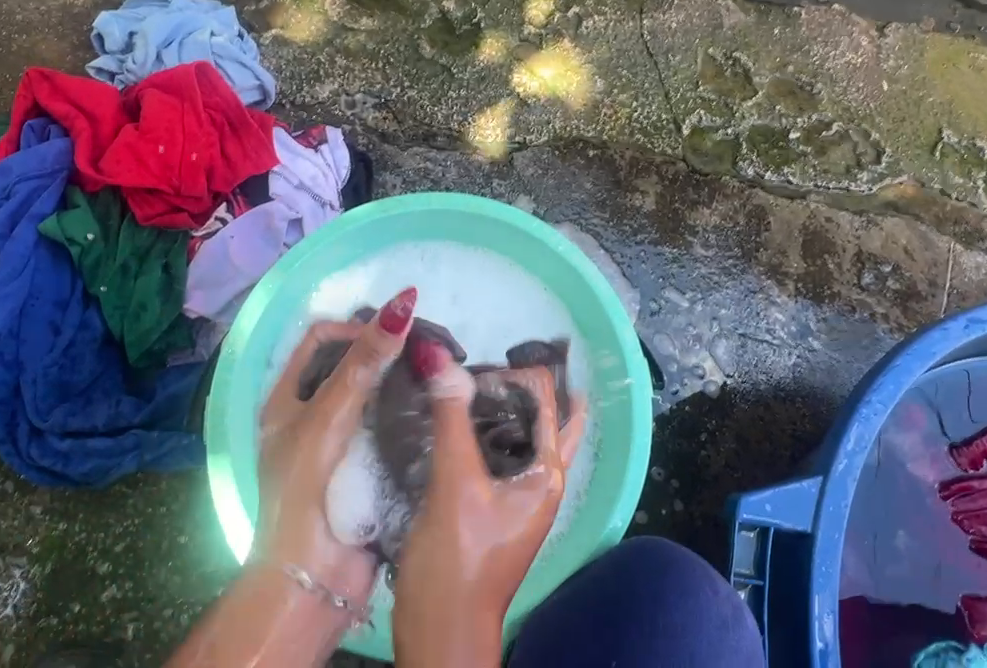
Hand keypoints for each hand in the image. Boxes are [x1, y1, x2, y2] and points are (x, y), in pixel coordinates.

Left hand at [257, 289, 416, 610]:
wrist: (315, 577)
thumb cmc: (306, 489)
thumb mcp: (328, 418)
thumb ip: (363, 364)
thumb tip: (401, 304)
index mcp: (288, 398)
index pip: (322, 339)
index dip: (355, 327)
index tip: (393, 332)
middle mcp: (314, 413)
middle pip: (353, 362)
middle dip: (387, 349)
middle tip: (427, 343)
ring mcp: (344, 439)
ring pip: (378, 391)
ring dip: (404, 377)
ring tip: (439, 367)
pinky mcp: (372, 462)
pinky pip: (395, 422)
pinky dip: (414, 408)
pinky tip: (439, 401)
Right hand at [392, 343, 586, 667]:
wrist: (441, 633)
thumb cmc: (458, 561)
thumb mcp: (455, 484)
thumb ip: (450, 417)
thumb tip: (438, 354)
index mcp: (548, 473)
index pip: (548, 399)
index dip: (515, 374)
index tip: (474, 368)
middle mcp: (541, 479)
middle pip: (546, 416)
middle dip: (524, 385)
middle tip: (484, 361)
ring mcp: (516, 495)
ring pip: (518, 434)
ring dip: (501, 406)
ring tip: (466, 380)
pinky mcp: (490, 505)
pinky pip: (493, 453)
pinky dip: (481, 429)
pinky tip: (451, 419)